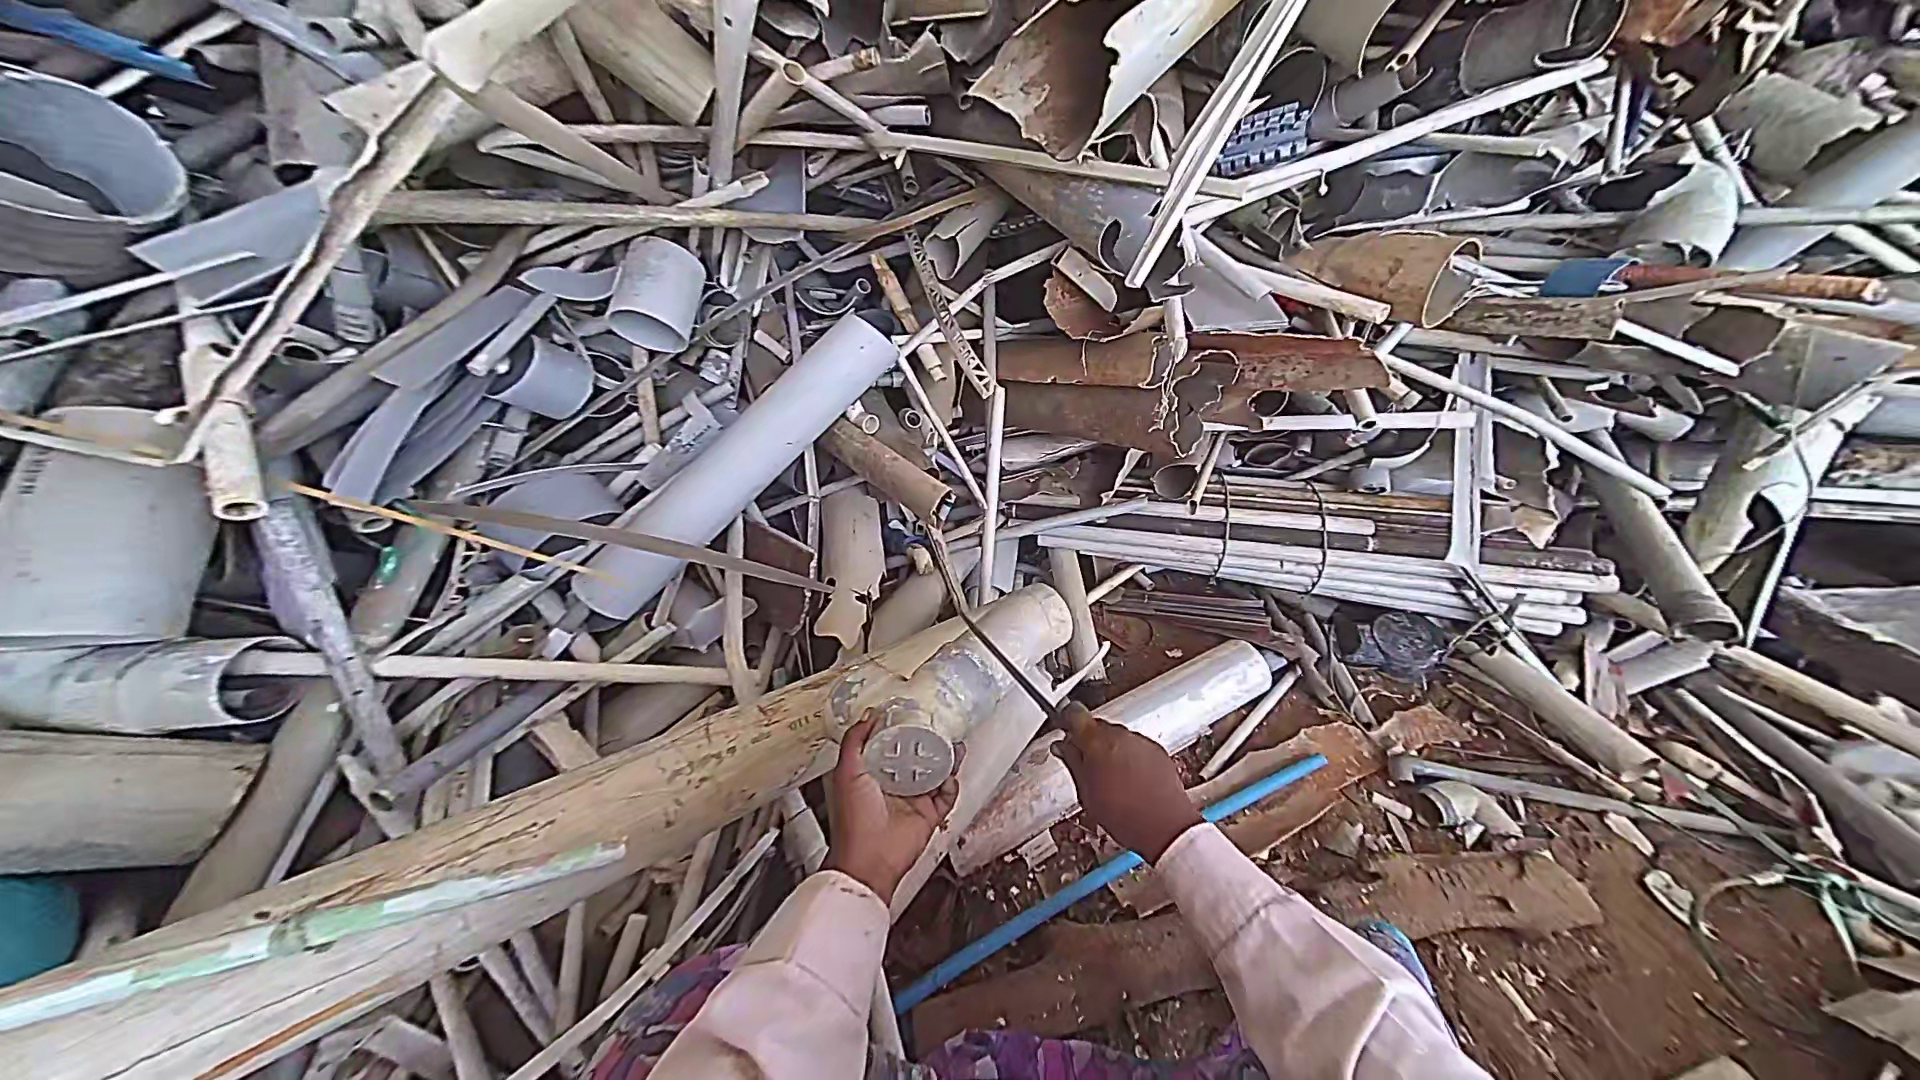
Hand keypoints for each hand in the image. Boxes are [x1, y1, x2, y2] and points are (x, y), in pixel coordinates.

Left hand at [825, 714, 958, 903]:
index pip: (892, 745)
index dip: (902, 729)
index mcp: (874, 773)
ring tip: (953, 745)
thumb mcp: (846, 772)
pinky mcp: (930, 815)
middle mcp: (896, 784)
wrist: (869, 860)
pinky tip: (950, 775)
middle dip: (930, 741)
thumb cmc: (853, 820)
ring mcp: (915, 799)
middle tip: (940, 726)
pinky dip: (952, 785)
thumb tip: (868, 716)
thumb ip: (855, 742)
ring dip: (947, 758)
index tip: (913, 712)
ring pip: (937, 773)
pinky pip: (947, 796)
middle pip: (918, 756)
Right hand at [1053, 701, 1202, 861]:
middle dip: (1090, 740)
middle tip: (1085, 762)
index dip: (1067, 720)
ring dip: (1111, 749)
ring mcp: (1140, 741)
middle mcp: (1120, 735)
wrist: (1164, 827)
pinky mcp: (1157, 751)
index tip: (1064, 729)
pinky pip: (1137, 746)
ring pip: (1118, 736)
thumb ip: (1072, 762)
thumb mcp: (1086, 792)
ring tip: (1110, 777)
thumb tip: (1062, 748)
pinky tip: (1128, 779)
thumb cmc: (1124, 814)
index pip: (1075, 714)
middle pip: (1097, 725)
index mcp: (1097, 741)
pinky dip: (1130, 756)